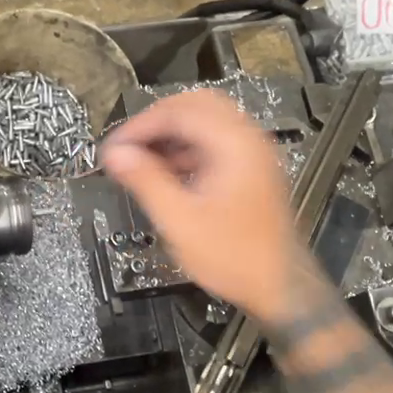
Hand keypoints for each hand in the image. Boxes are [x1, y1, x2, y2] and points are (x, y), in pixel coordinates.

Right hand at [101, 91, 303, 324]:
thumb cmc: (236, 258)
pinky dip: (186, 150)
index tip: (114, 147)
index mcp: (233, 145)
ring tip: (141, 162)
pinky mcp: (250, 171)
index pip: (178, 112)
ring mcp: (253, 155)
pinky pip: (214, 144)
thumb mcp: (179, 220)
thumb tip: (117, 155)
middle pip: (194, 106)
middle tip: (128, 146)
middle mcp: (248, 141)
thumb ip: (145, 181)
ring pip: (205, 123)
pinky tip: (166, 175)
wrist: (278, 286)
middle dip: (155, 122)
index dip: (139, 126)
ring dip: (170, 136)